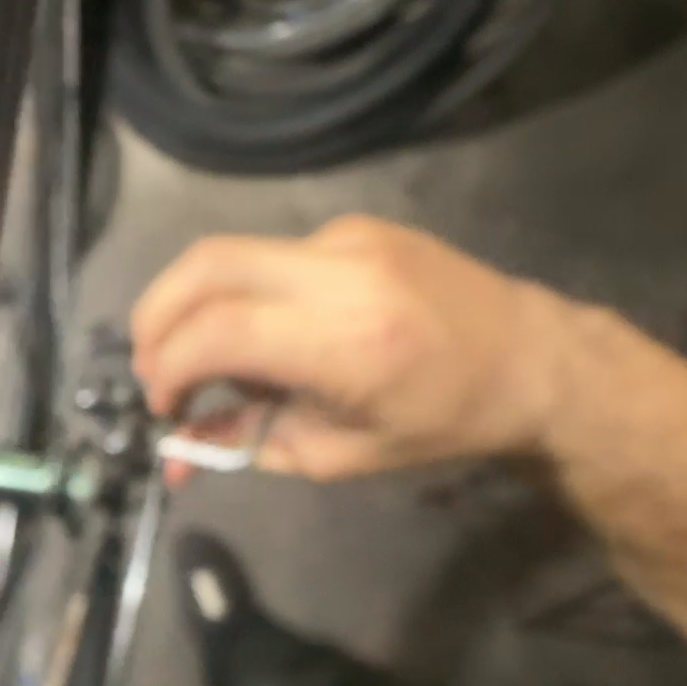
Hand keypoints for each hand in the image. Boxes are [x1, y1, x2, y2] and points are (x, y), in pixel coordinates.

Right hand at [132, 216, 588, 481]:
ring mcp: (346, 238)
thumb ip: (245, 443)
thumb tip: (176, 448)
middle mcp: (343, 273)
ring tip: (197, 361)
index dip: (167, 368)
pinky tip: (256, 337)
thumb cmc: (440, 424)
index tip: (163, 408)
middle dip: (153, 319)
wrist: (537, 361)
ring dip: (187, 308)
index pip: (218, 332)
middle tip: (149, 371)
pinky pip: (262, 258)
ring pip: (224, 255)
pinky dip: (233, 299)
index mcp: (349, 342)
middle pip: (203, 266)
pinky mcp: (350, 229)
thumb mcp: (333, 457)